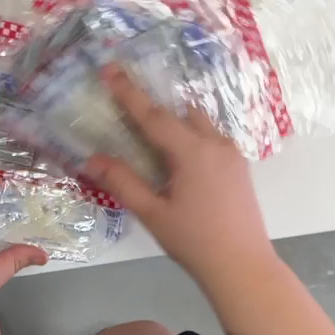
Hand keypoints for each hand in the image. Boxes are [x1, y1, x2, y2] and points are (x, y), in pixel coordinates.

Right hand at [81, 68, 275, 284]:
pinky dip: (191, 137)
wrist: (241, 265)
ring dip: (175, 123)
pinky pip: (211, 138)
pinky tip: (178, 158)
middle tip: (128, 109)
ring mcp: (232, 154)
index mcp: (192, 152)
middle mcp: (215, 144)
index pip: (154, 115)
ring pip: (199, 124)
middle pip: (179, 113)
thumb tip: (93, 160)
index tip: (110, 69)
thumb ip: (123, 183)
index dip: (129, 93)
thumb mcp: (153, 214)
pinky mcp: (239, 167)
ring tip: (152, 137)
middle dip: (154, 109)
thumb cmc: (194, 241)